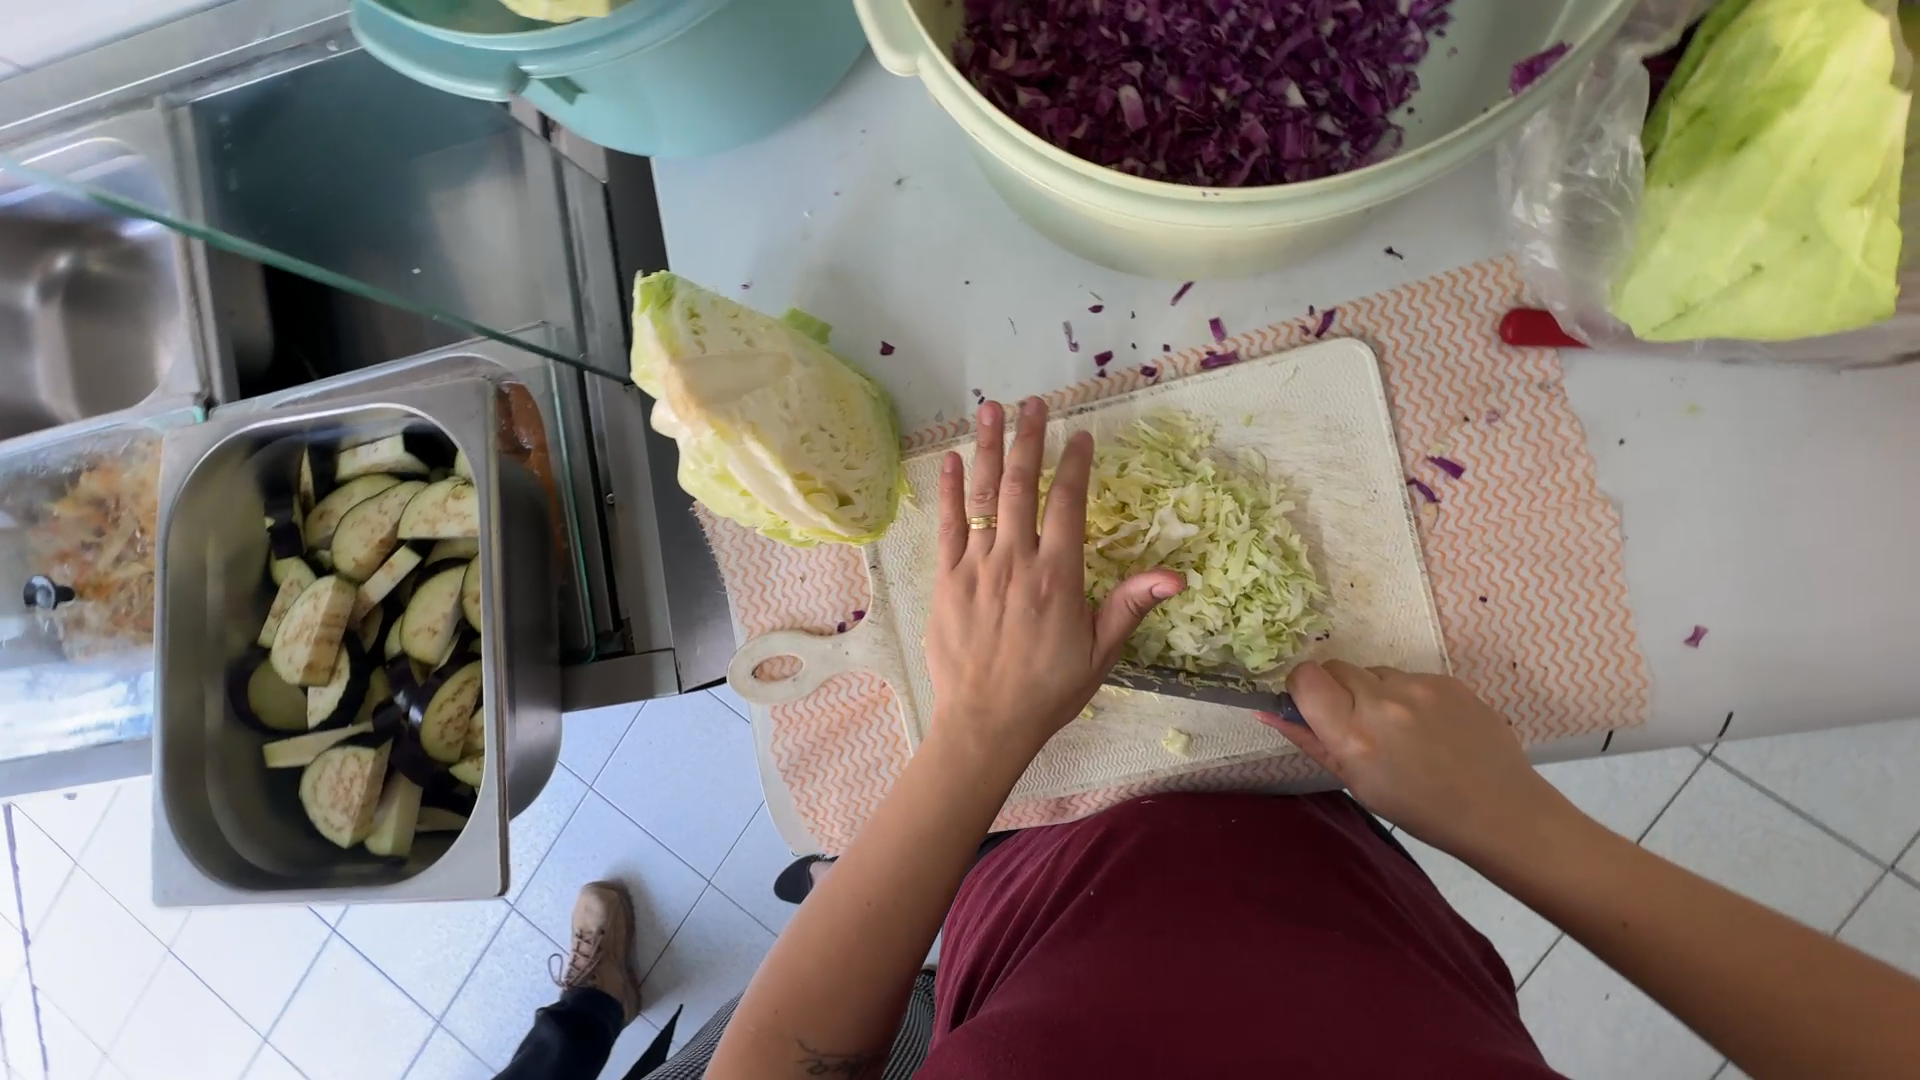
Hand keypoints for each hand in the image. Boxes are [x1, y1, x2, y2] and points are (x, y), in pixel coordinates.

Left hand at [927, 398, 1183, 765]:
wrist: (985, 724)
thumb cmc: (1047, 692)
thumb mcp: (1099, 655)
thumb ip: (1130, 607)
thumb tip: (1175, 575)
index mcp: (1057, 577)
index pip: (1067, 504)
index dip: (1074, 464)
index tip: (1080, 435)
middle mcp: (1015, 562)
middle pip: (1021, 486)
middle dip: (1027, 439)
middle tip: (1032, 402)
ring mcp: (975, 568)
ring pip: (982, 496)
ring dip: (986, 449)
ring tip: (989, 409)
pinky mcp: (946, 580)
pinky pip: (947, 526)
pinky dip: (948, 490)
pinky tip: (950, 460)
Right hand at [1258, 661, 1563, 855]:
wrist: (1502, 812)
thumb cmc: (1418, 807)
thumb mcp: (1355, 782)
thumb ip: (1309, 741)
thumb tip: (1267, 712)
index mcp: (1354, 734)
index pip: (1305, 677)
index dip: (1302, 688)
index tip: (1312, 707)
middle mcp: (1383, 702)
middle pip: (1335, 667)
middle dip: (1337, 689)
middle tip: (1357, 724)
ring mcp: (1419, 687)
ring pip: (1372, 671)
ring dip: (1373, 692)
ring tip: (1400, 729)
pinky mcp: (1448, 681)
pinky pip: (1407, 676)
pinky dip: (1407, 696)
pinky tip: (1428, 727)